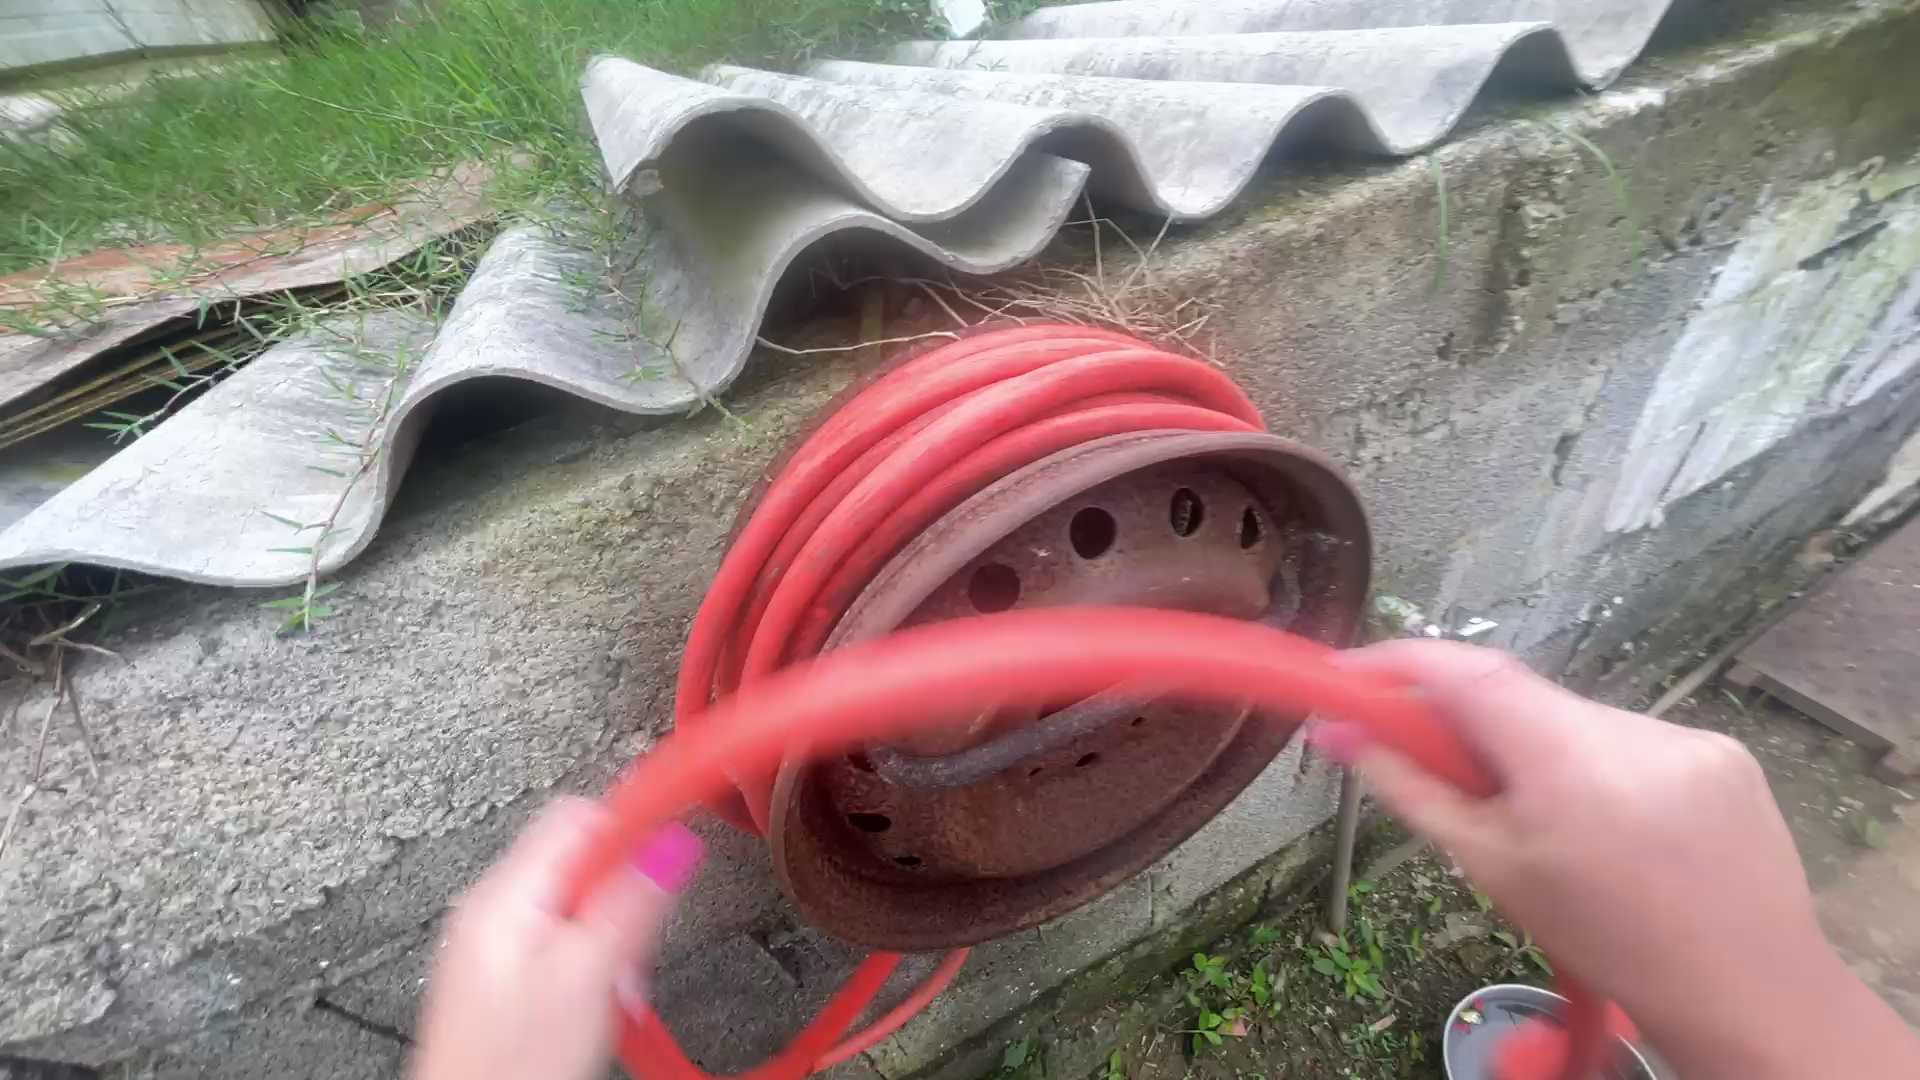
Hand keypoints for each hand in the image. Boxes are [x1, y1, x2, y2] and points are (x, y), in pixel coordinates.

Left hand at [409, 798, 703, 1079]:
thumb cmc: (511, 1071)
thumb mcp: (588, 976)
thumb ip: (632, 901)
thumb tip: (674, 843)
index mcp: (505, 896)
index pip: (577, 814)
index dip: (629, 824)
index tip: (666, 847)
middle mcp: (495, 905)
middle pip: (583, 851)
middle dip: (624, 884)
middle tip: (635, 933)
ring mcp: (499, 936)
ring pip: (581, 889)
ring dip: (614, 921)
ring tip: (617, 975)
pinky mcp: (509, 964)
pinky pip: (569, 924)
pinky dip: (596, 945)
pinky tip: (599, 986)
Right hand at [1319, 639, 1919, 1079]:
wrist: (1750, 999)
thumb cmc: (1597, 935)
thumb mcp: (1482, 861)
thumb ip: (1401, 784)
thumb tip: (1333, 732)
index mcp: (1571, 766)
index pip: (1466, 673)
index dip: (1396, 660)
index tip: (1347, 672)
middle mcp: (1633, 733)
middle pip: (1510, 692)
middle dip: (1455, 715)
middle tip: (1423, 752)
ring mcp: (1686, 736)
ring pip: (1557, 712)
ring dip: (1517, 738)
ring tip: (1520, 801)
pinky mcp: (1719, 747)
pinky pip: (1610, 729)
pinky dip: (1573, 752)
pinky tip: (1587, 807)